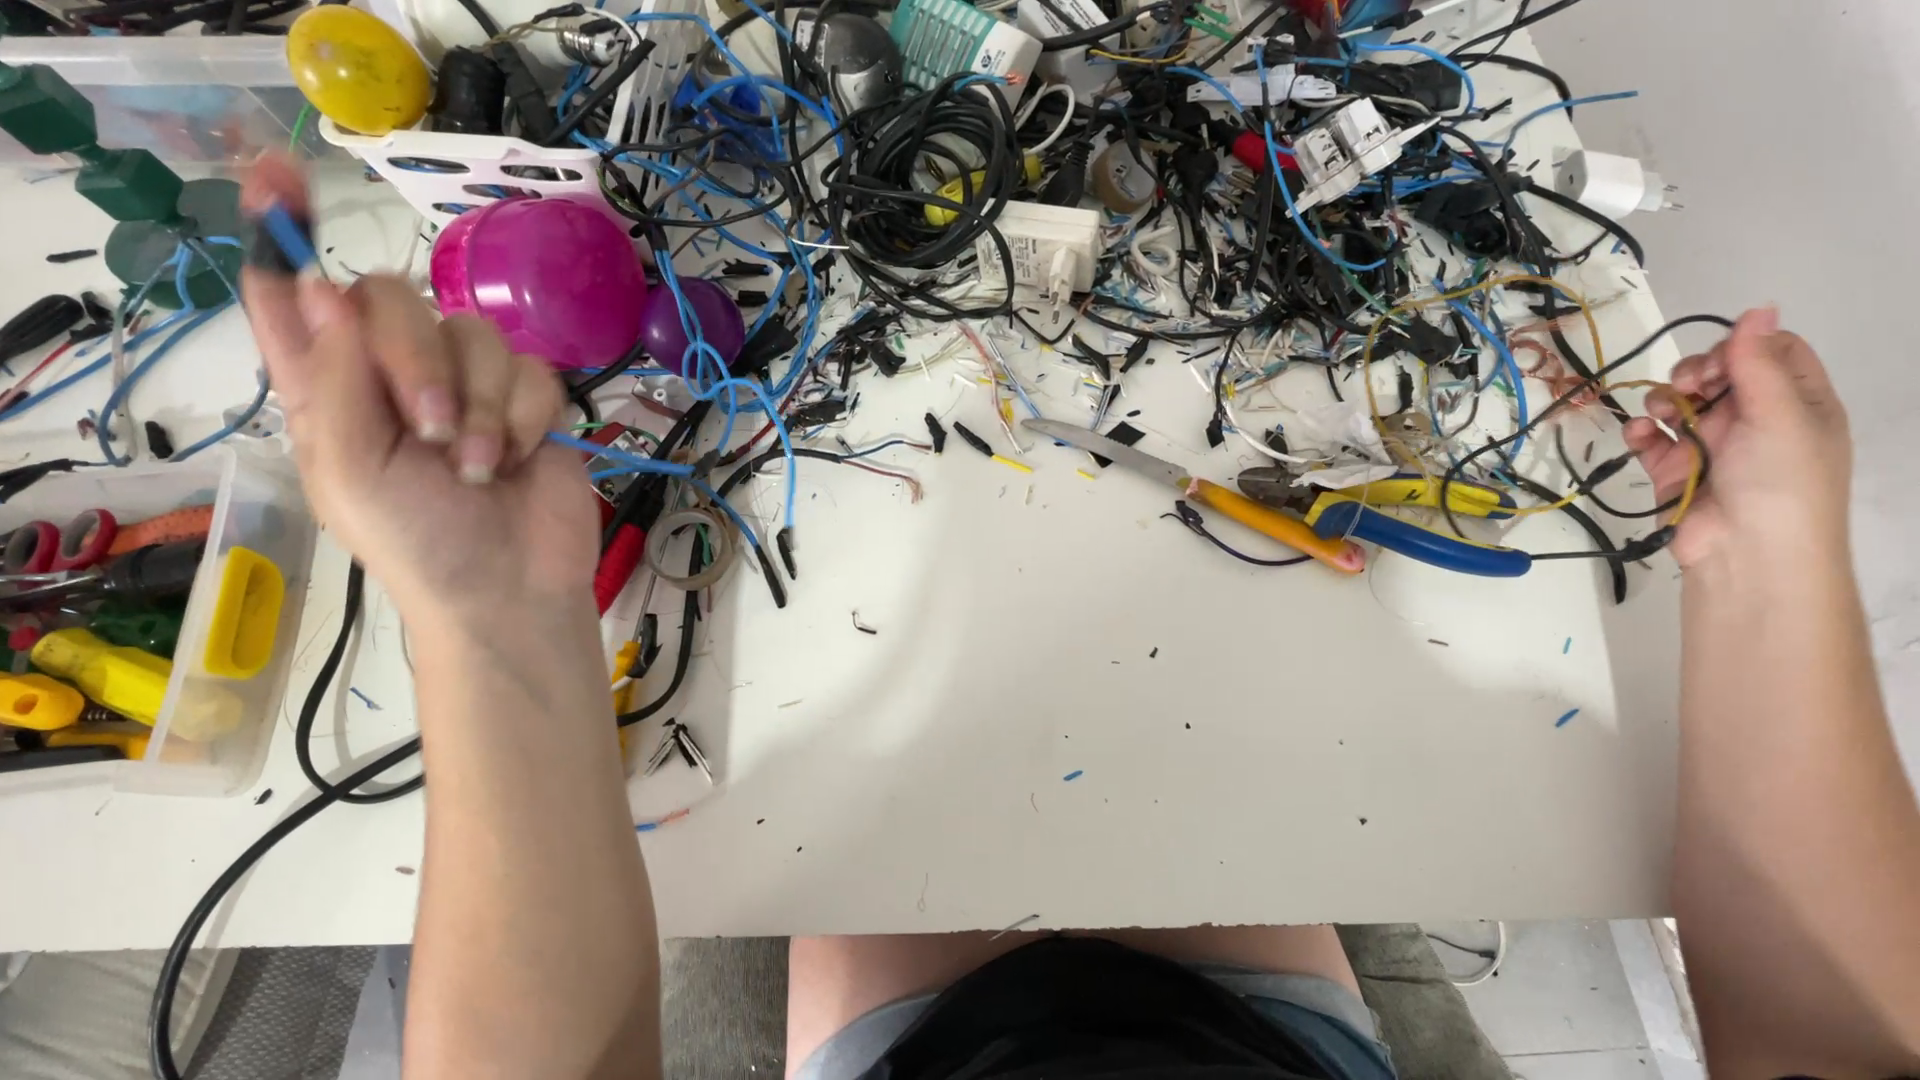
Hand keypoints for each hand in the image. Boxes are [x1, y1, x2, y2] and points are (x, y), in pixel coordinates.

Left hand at [239, 157, 597, 626]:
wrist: (511, 589)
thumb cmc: (417, 542)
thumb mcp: (349, 467)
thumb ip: (334, 378)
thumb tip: (322, 285)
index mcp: (331, 390)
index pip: (294, 298)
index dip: (280, 237)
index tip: (277, 175)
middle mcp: (397, 374)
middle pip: (395, 299)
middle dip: (415, 357)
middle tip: (425, 424)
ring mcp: (470, 387)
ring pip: (476, 335)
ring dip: (478, 407)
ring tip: (478, 466)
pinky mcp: (529, 404)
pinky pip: (532, 370)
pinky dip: (523, 417)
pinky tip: (516, 458)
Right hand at [1625, 307, 1851, 570]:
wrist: (1746, 551)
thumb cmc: (1779, 479)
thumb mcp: (1780, 415)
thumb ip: (1759, 362)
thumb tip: (1759, 306)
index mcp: (1797, 404)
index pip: (1771, 353)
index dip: (1740, 347)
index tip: (1719, 362)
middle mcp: (1756, 420)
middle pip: (1720, 375)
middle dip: (1695, 373)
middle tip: (1690, 387)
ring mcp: (1711, 446)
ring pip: (1680, 404)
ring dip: (1664, 401)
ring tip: (1662, 416)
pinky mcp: (1674, 470)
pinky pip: (1650, 441)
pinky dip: (1640, 433)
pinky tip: (1640, 436)